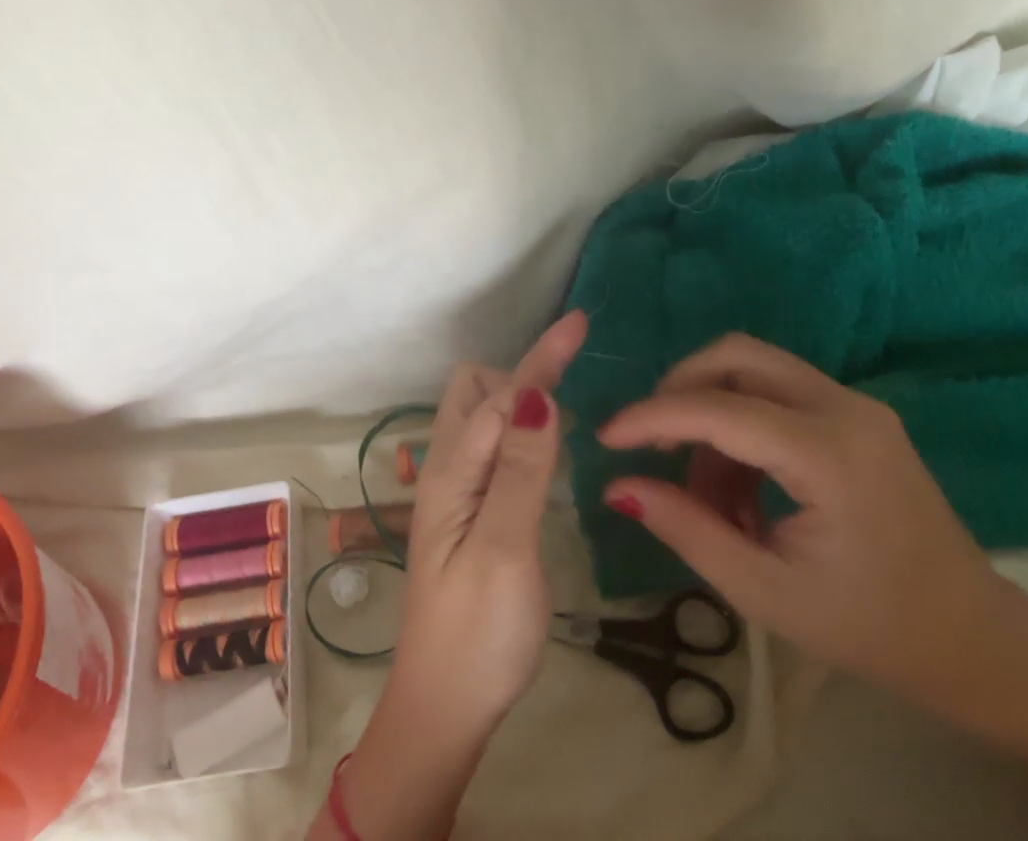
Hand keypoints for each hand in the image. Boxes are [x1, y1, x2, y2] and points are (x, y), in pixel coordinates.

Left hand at [308, 314, 586, 840]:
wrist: (446, 705)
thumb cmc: (479, 634)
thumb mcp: (505, 549)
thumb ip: (520, 471)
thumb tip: (535, 394)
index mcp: (452, 475)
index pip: (501, 398)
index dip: (541, 359)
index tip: (581, 322)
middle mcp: (447, 475)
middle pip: (473, 394)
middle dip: (519, 374)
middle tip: (576, 389)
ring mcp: (456, 498)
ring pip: (481, 422)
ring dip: (519, 402)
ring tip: (569, 412)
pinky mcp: (470, 520)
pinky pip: (492, 453)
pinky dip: (519, 434)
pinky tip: (546, 451)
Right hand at [597, 333, 1019, 706]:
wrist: (969, 639)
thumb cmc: (866, 626)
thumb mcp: (761, 589)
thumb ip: (685, 528)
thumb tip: (617, 488)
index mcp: (828, 454)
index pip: (717, 408)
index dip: (651, 417)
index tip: (604, 439)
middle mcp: (846, 409)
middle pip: (738, 356)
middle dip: (679, 390)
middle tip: (650, 447)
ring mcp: (860, 408)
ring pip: (757, 370)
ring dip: (712, 415)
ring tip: (706, 498)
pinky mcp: (862, 419)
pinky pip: (781, 396)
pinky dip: (743, 426)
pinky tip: (740, 492)